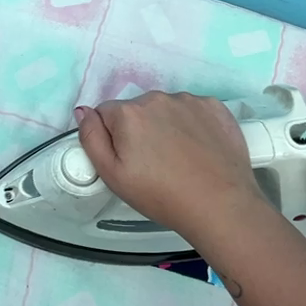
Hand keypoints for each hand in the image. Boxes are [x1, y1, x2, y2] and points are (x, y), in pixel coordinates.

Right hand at [76, 92, 266, 240]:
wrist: (222, 207)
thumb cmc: (162, 195)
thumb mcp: (112, 176)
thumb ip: (91, 138)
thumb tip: (83, 111)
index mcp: (128, 112)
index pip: (106, 114)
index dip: (114, 138)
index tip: (130, 161)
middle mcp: (157, 98)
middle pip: (136, 110)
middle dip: (139, 130)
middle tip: (153, 164)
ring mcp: (189, 101)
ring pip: (165, 109)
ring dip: (166, 125)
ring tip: (179, 159)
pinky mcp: (216, 107)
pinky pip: (193, 110)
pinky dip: (192, 124)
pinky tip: (198, 149)